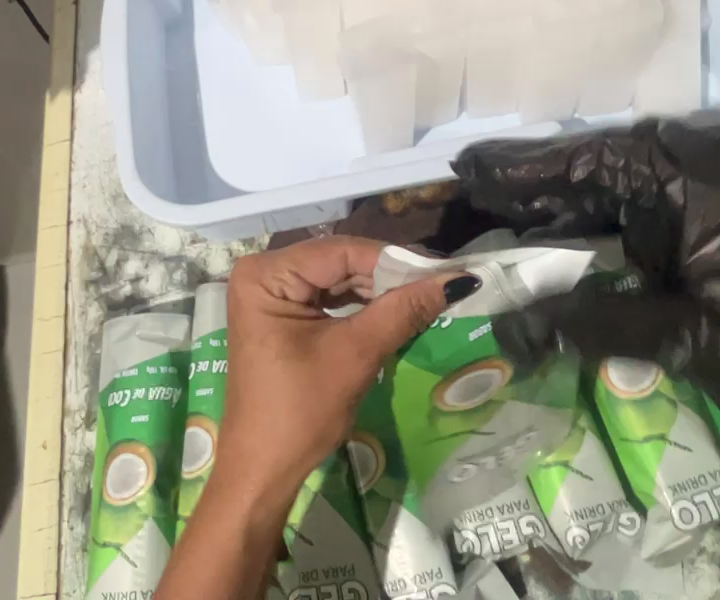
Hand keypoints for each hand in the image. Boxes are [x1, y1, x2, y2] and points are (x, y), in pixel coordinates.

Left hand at [218, 236, 474, 504]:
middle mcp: (263, 272)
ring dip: (379, 289)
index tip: (443, 267)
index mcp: (266, 274)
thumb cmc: (300, 411)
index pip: (340, 252)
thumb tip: (456, 279)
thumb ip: (403, 311)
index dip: (393, 260)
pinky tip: (396, 307)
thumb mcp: (354, 355)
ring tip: (427, 293)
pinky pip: (327, 296)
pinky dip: (361, 304)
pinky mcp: (281, 312)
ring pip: (336, 278)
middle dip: (388, 275)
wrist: (263, 468)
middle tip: (441, 281)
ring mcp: (270, 292)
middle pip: (338, 261)